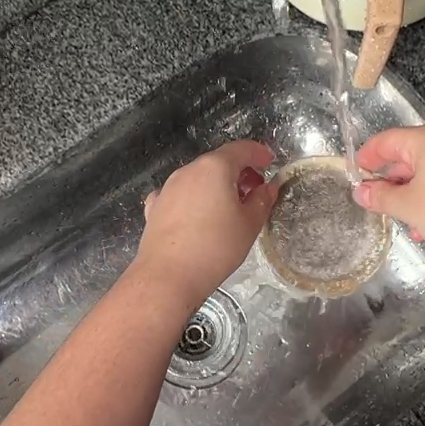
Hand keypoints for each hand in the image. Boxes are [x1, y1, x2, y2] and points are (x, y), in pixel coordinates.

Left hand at [132, 139, 277, 310]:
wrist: (168, 276)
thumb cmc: (215, 247)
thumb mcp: (249, 225)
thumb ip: (262, 201)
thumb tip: (267, 188)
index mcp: (214, 168)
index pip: (241, 149)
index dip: (258, 153)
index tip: (269, 162)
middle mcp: (188, 171)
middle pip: (217, 162)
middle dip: (238, 172)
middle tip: (254, 190)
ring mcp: (168, 188)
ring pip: (197, 178)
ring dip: (215, 186)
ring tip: (229, 207)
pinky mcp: (155, 207)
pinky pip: (179, 195)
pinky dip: (193, 199)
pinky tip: (197, 215)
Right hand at [351, 126, 424, 294]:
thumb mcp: (408, 206)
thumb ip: (380, 197)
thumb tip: (361, 191)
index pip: (386, 140)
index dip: (367, 156)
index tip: (355, 175)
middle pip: (407, 155)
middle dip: (389, 179)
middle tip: (376, 203)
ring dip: (410, 194)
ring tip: (404, 221)